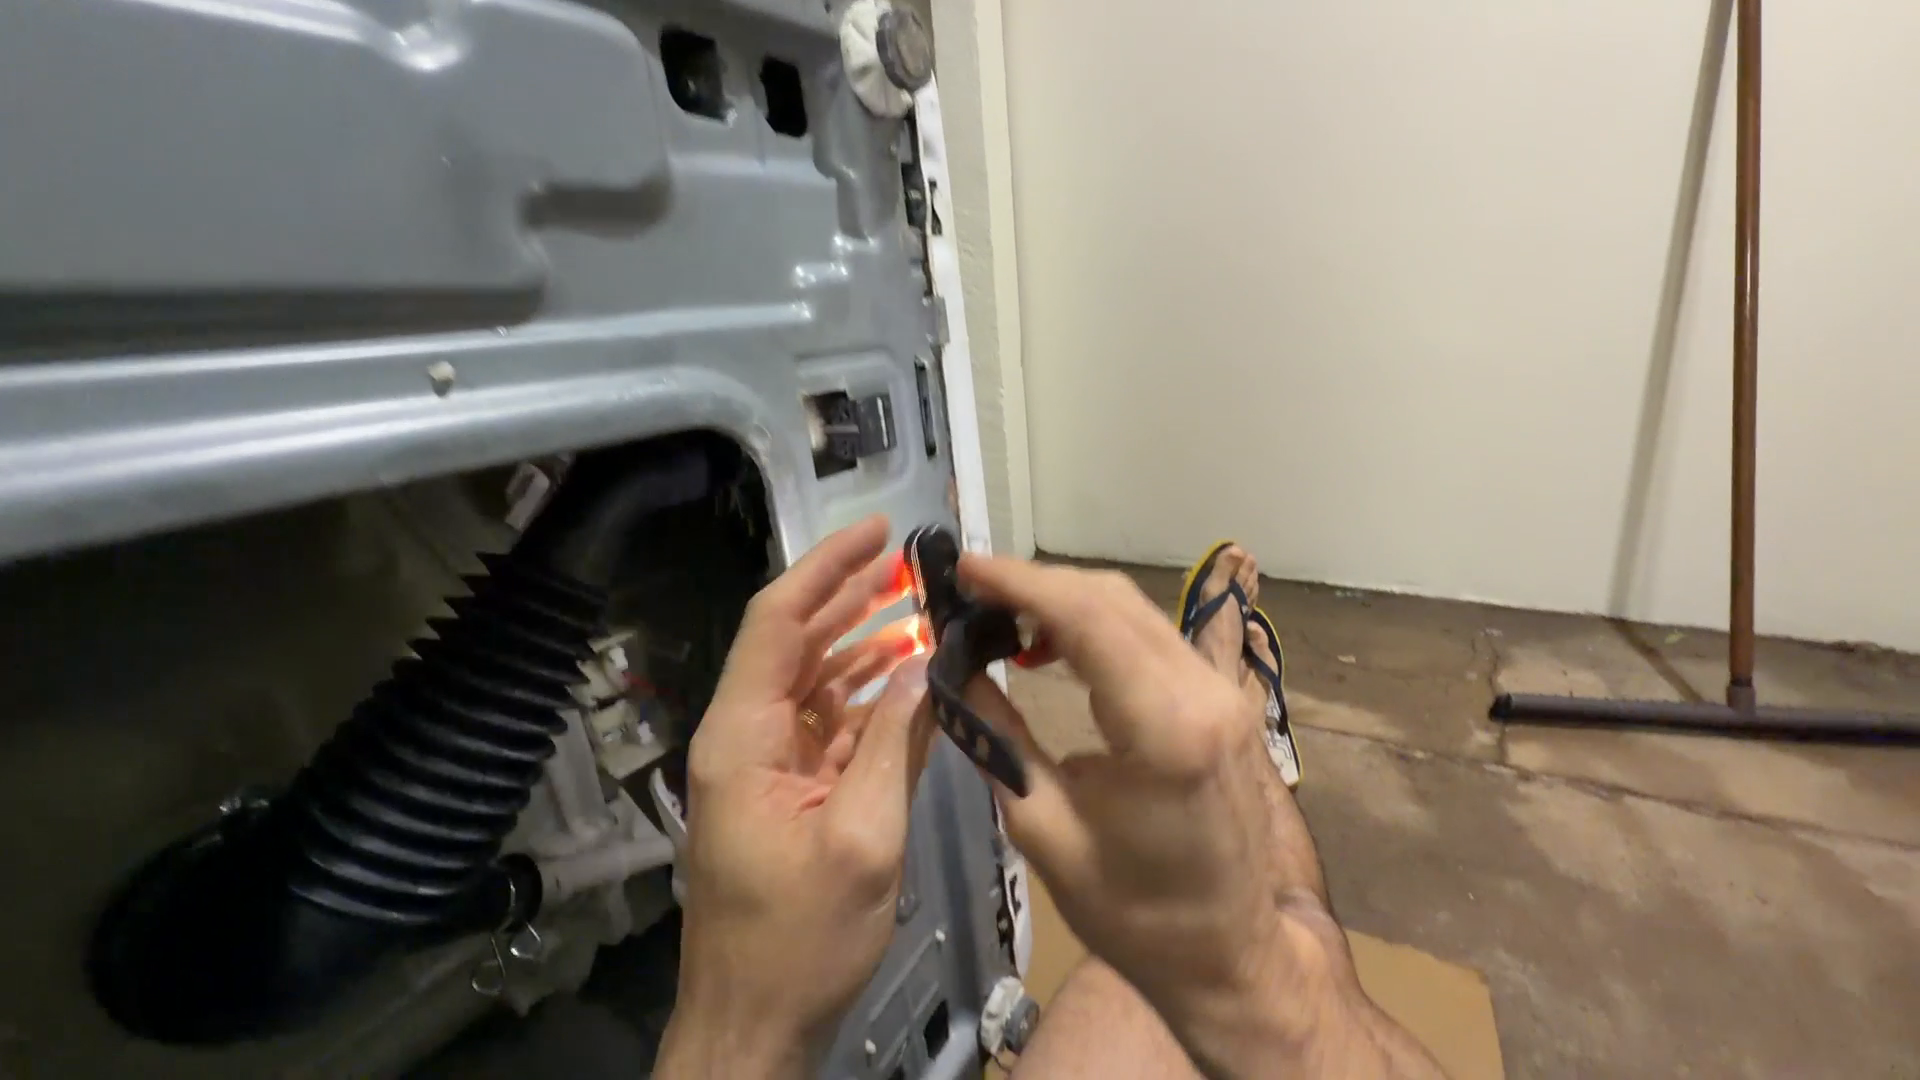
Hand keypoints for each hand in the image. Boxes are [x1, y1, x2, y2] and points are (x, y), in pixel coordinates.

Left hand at [656, 516, 934, 1077]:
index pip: (778, 622)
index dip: (826, 569)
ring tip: (911, 604)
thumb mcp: (864, 839)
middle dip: (846, 595)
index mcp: (743, 735)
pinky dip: (864, 695)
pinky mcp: (786, 786)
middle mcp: (745, 734)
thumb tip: (923, 665)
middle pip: (794, 641)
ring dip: (859, 641)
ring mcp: (765, 760)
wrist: (753, 1023)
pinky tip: (902, 673)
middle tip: (904, 559)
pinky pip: (826, 722)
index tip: (877, 532)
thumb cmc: (801, 940)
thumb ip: (895, 743)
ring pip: (811, 678)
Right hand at [955, 558, 1359, 1076]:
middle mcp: (1203, 692)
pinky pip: (1150, 635)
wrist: (1231, 953)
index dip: (1020, 582)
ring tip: (1000, 616)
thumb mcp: (1043, 829)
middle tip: (972, 589)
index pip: (1087, 618)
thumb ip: (996, 737)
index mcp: (1164, 730)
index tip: (966, 566)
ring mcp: (1222, 691)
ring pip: (1133, 608)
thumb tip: (953, 669)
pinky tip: (1052, 643)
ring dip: (1064, 599)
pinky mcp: (1221, 698)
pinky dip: (1095, 624)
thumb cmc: (1132, 912)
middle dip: (1035, 583)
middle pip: (1111, 598)